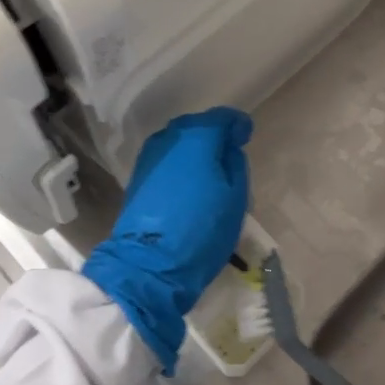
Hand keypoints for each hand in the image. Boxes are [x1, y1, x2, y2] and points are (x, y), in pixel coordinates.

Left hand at [80, 107, 253, 374]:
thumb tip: (228, 147)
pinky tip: (190, 182)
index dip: (238, 126)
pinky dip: (181, 164)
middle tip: (230, 154)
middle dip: (215, 136)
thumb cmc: (202, 231)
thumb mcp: (235, 198)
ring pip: (179, 142)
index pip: (222, 118)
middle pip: (198, 126)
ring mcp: (150, 157)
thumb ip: (235, 163)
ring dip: (196, 150)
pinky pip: (167, 159)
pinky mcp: (138, 177)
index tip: (246, 137)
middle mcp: (170, 138)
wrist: (148, 267)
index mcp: (197, 138)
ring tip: (210, 171)